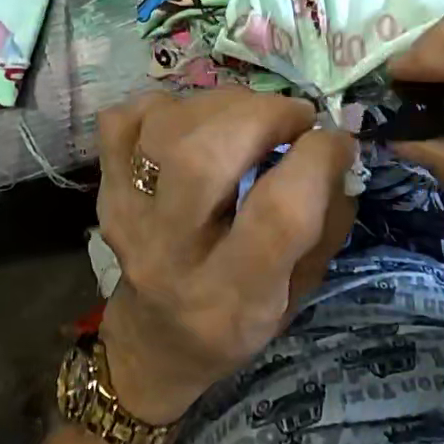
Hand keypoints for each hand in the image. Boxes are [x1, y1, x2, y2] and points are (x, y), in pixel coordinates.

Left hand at [93, 89, 357, 424]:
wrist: (155, 340)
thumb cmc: (238, 321)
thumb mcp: (300, 291)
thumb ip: (327, 223)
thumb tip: (339, 148)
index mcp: (232, 297)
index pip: (277, 214)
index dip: (316, 160)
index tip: (336, 141)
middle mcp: (170, 255)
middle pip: (203, 158)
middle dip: (263, 116)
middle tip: (294, 116)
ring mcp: (126, 218)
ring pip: (164, 129)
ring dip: (221, 104)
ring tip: (250, 116)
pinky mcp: (104, 191)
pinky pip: (122, 120)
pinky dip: (165, 105)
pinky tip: (196, 124)